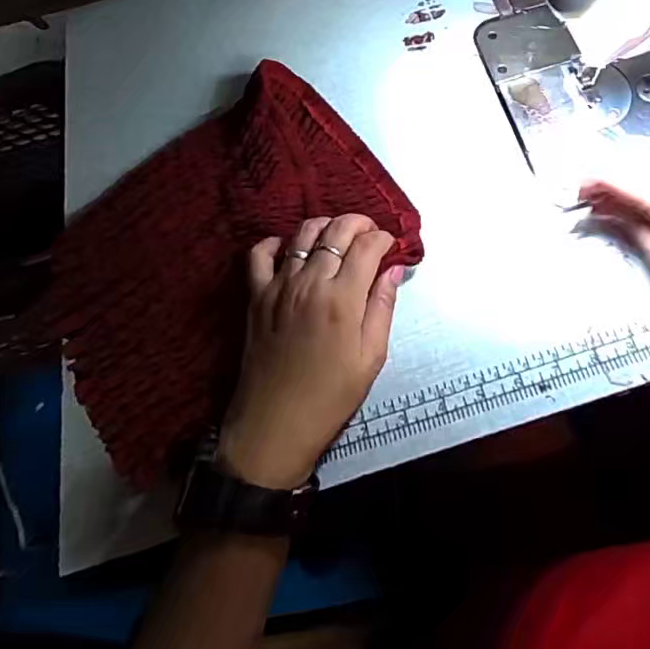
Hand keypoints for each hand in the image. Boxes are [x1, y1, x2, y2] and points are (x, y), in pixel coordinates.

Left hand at [218, 215, 402, 489]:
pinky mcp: (256, 297)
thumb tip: (393, 269)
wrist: (275, 425)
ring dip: (325, 226)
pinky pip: (259, 254)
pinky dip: (275, 242)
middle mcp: (310, 283)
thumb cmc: (331, 395)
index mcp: (343, 299)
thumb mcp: (372, 356)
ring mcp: (279, 287)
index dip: (384, 238)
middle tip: (371, 234)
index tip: (392, 245)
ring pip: (302, 235)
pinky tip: (290, 248)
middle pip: (336, 231)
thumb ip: (383, 306)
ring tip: (338, 236)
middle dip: (359, 223)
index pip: (367, 246)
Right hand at [579, 155, 649, 354]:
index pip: (616, 170)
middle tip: (586, 198)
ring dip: (627, 166)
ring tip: (613, 194)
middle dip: (603, 171)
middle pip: (632, 154)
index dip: (586, 177)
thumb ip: (637, 229)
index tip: (567, 192)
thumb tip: (604, 208)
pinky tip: (647, 182)